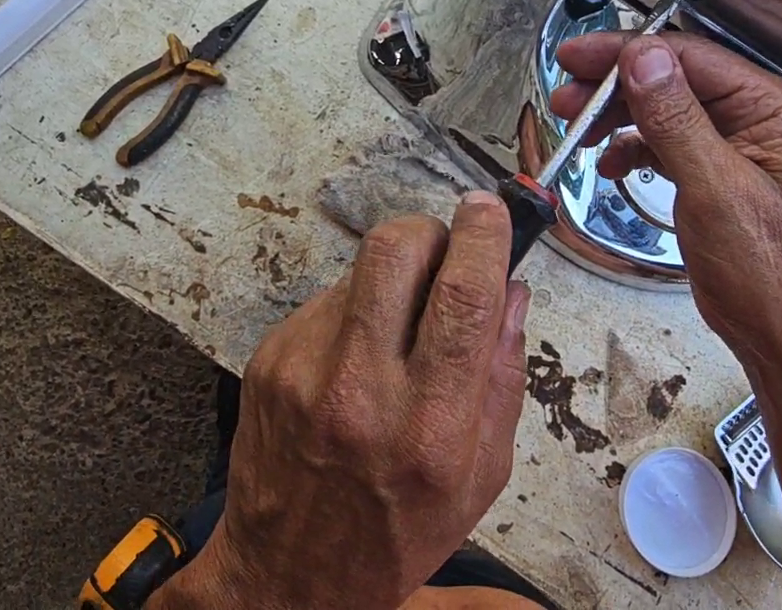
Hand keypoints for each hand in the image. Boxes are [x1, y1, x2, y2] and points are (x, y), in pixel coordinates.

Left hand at [159, 194, 531, 609]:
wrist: (288, 576)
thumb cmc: (399, 530)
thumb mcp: (482, 474)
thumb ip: (503, 375)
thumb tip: (512, 289)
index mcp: (430, 427)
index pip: (462, 297)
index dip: (482, 236)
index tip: (489, 209)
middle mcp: (361, 389)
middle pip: (395, 250)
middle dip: (430, 232)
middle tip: (443, 256)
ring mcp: (303, 369)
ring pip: (361, 268)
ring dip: (393, 275)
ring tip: (398, 324)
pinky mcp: (269, 358)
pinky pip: (327, 299)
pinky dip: (356, 309)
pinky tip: (356, 355)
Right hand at [550, 32, 781, 362]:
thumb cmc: (773, 276)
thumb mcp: (715, 191)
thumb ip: (676, 120)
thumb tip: (642, 57)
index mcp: (771, 109)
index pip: (689, 57)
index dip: (625, 52)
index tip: (576, 56)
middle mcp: (756, 119)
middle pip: (672, 79)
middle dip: (614, 85)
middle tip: (566, 95)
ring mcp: (736, 146)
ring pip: (663, 110)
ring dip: (617, 116)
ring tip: (578, 128)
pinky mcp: (716, 173)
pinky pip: (665, 143)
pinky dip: (632, 148)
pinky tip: (611, 164)